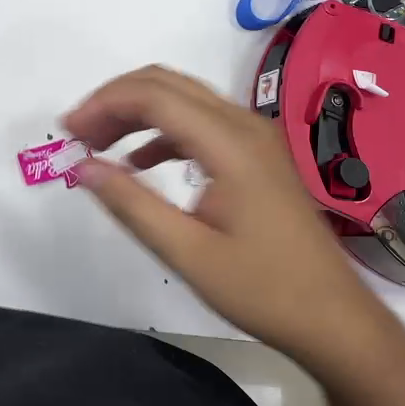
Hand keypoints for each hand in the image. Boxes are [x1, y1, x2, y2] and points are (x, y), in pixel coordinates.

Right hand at [65, 66, 383, 363]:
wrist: (337, 321)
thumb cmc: (264, 290)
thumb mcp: (187, 253)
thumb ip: (131, 204)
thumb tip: (80, 166)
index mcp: (230, 144)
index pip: (154, 96)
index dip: (104, 104)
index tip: (67, 131)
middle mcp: (243, 125)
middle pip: (166, 84)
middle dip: (114, 100)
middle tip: (77, 134)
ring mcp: (254, 136)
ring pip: (181, 97)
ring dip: (135, 111)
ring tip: (97, 144)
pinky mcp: (256, 153)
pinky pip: (198, 119)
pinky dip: (161, 128)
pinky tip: (139, 160)